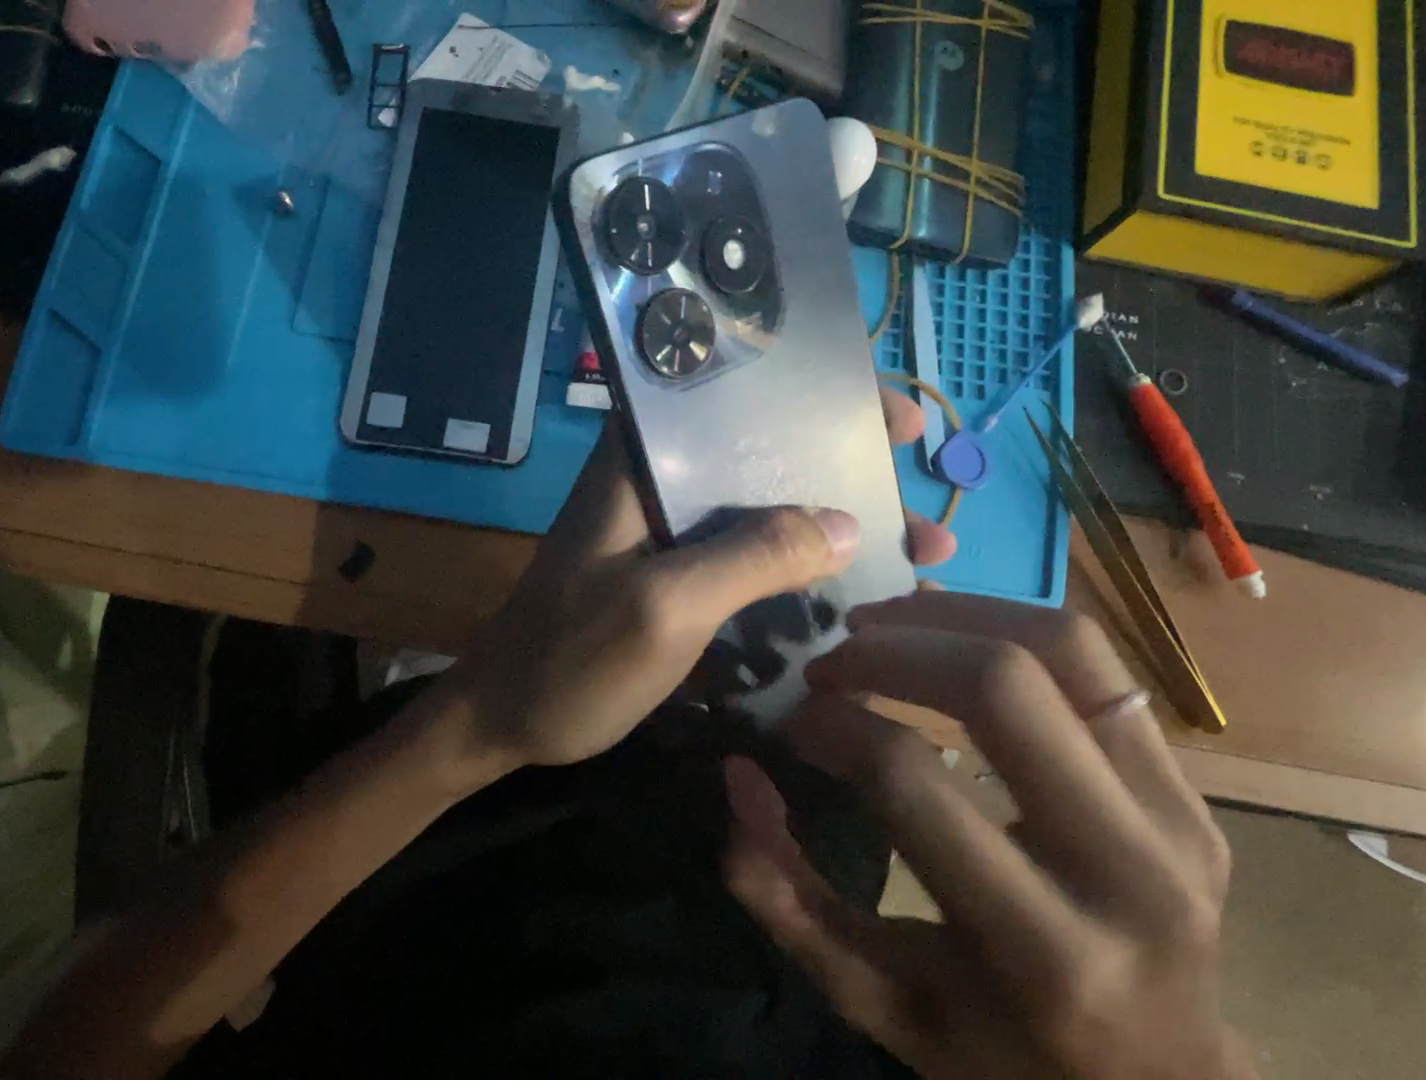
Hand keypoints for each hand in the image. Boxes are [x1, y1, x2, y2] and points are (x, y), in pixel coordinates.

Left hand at [442, 387, 955, 773]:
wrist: (503, 720)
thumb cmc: (570, 660)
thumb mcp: (662, 608)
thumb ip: (749, 558)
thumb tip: (847, 524)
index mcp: (641, 465)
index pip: (733, 397)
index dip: (813, 395)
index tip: (886, 415)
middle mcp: (657, 486)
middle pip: (763, 453)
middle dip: (846, 466)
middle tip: (920, 485)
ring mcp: (666, 536)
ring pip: (765, 510)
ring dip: (837, 525)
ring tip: (922, 553)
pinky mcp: (673, 579)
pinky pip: (750, 560)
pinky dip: (803, 570)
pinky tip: (858, 597)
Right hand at [723, 594, 1256, 1079]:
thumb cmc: (996, 1050)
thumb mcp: (873, 999)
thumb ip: (787, 897)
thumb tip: (739, 774)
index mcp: (1043, 946)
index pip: (913, 780)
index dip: (832, 725)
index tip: (791, 718)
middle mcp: (1130, 869)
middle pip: (1003, 686)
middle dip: (890, 648)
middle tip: (829, 659)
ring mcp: (1180, 817)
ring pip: (1064, 647)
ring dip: (953, 614)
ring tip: (880, 625)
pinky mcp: (1194, 787)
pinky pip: (1096, 664)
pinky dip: (1006, 626)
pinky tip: (947, 636)